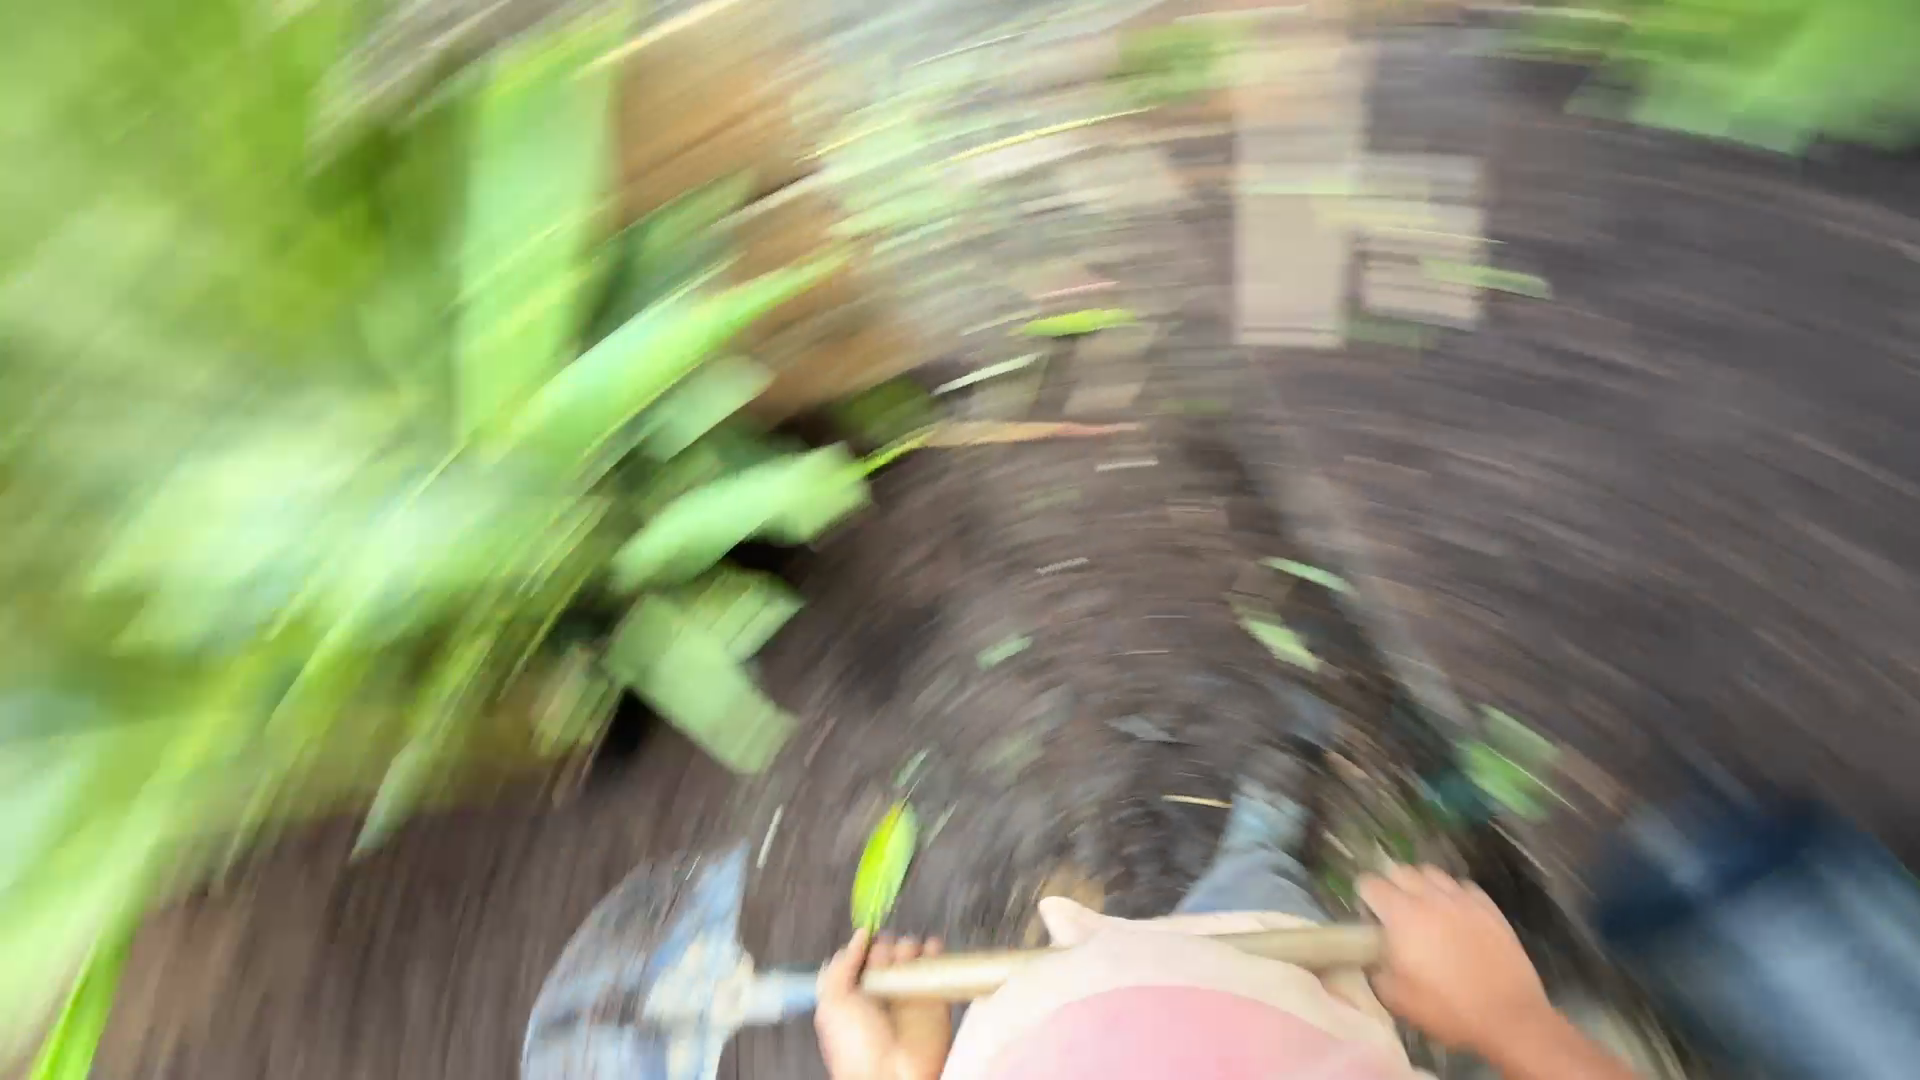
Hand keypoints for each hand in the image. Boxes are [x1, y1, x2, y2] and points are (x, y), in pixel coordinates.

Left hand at [815, 930, 952, 1079]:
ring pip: (912, 949)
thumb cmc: (856, 1046)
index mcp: (857, 989)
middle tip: (885, 963)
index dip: (865, 944)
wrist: (891, 1077)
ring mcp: (910, 989)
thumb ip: (841, 966)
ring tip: (904, 965)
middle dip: (887, 947)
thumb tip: (860, 935)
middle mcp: (883, 987)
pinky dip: (936, 950)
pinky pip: (938, 962)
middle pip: (889, 946)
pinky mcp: (935, 994)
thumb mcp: (832, 1005)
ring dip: (909, 948)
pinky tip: (929, 951)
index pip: (863, 952)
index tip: (866, 944)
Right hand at [1357, 865, 1554, 1053]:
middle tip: (1396, 912)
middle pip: (1399, 870)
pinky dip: (1455, 894)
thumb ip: (1373, 968)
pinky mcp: (1490, 909)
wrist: (1512, 1020)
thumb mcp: (1396, 997)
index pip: (1368, 882)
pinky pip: (1464, 886)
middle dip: (1391, 885)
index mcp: (1400, 913)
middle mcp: (1429, 897)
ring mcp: (1462, 900)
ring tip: (1426, 907)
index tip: (1371, 920)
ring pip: (1431, 872)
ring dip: (1422, 885)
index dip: (1364, 898)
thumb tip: (1369, 957)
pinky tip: (1457, 914)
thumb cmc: (1448, 1008)